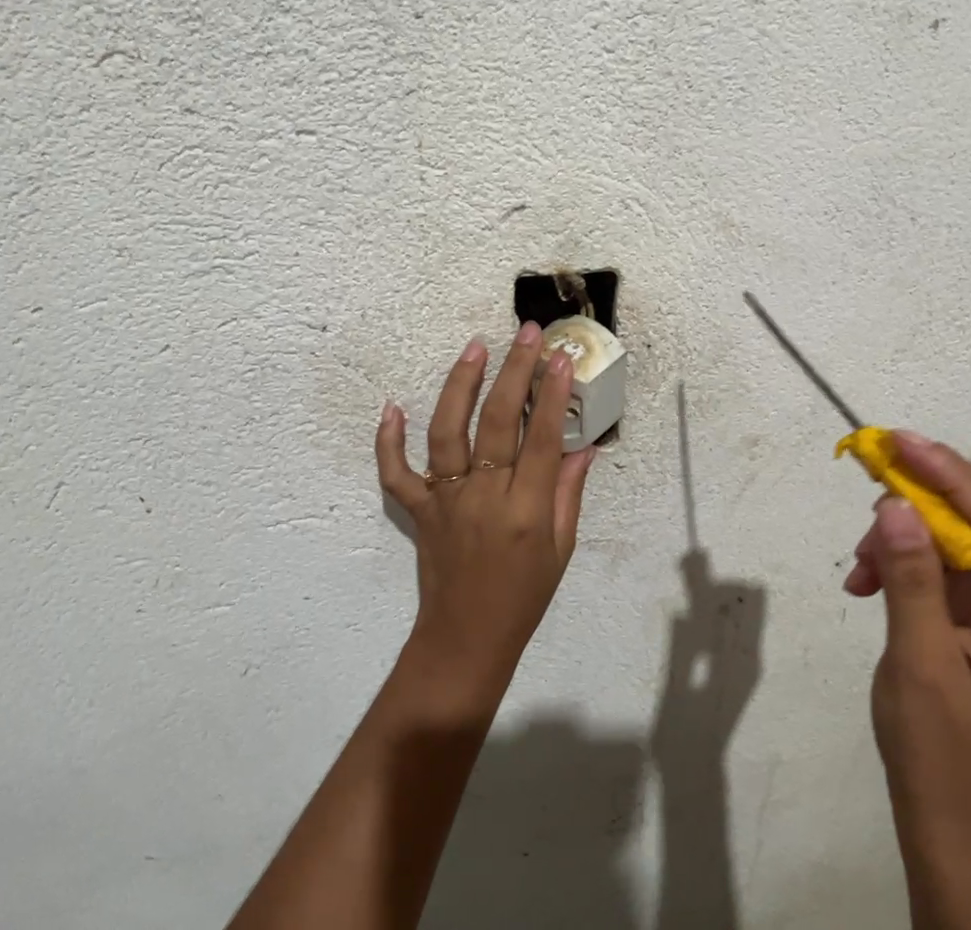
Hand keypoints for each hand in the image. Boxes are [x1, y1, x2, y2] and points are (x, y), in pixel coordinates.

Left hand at [375, 321, 597, 687]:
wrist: (466, 637)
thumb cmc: (523, 596)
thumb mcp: (561, 548)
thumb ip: (567, 493)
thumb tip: (581, 446)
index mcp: (525, 510)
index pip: (541, 438)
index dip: (552, 394)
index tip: (560, 357)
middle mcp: (484, 497)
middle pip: (498, 422)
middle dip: (514, 371)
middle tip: (525, 334)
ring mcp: (446, 501)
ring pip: (448, 432)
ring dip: (460, 386)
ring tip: (474, 349)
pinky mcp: (419, 510)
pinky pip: (397, 473)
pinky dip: (389, 441)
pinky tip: (393, 407)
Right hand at [846, 432, 970, 853]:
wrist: (954, 814)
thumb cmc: (940, 750)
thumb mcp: (919, 664)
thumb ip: (912, 580)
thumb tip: (895, 505)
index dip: (949, 473)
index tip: (898, 442)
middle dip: (933, 492)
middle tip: (874, 500)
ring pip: (970, 528)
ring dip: (912, 527)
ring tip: (861, 565)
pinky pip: (951, 558)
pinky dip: (909, 555)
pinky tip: (869, 583)